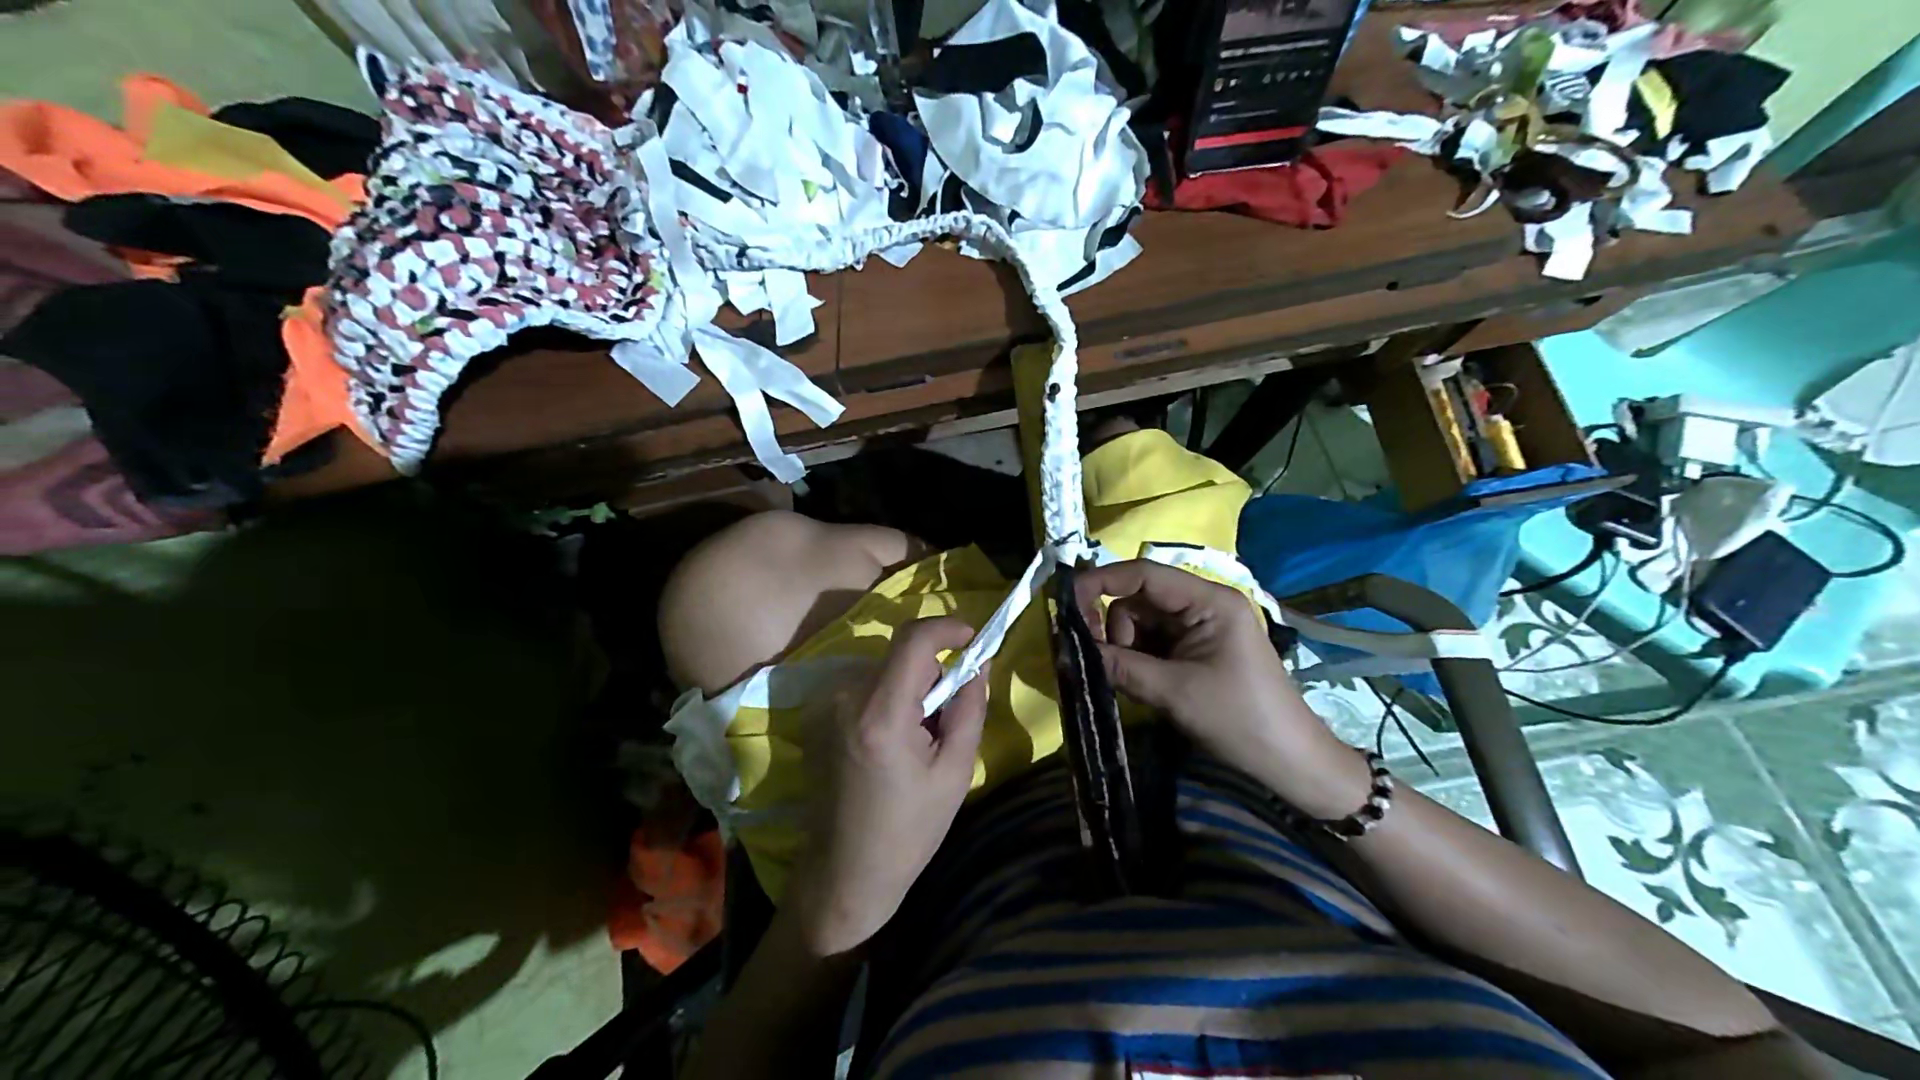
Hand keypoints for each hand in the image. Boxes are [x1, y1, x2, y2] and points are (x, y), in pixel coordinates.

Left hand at [786, 617, 988, 956]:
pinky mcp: (816, 717)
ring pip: (884, 670)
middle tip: (951, 713)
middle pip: (900, 656)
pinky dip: (888, 698)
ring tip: (922, 737)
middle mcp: (844, 699)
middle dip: (933, 670)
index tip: (972, 638)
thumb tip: (977, 663)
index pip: (913, 640)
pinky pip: (865, 688)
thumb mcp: (954, 773)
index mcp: (880, 715)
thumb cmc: (908, 832)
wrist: (843, 873)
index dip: (947, 628)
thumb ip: (969, 708)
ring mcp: (824, 706)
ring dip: (910, 687)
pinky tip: (893, 743)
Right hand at [1074, 559, 1368, 818]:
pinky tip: (1143, 686)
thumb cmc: (1240, 719)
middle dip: (1116, 631)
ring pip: (1139, 624)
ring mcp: (1199, 628)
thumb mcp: (1174, 691)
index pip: (1144, 574)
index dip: (1101, 582)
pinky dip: (1137, 660)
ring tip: (1138, 686)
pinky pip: (1151, 643)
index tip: (1066, 603)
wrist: (1289, 762)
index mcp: (1208, 600)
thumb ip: (1119, 665)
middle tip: (1108, 665)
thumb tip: (1068, 649)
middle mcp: (1202, 605)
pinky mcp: (1195, 650)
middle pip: (1137, 600)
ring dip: (1126, 650)